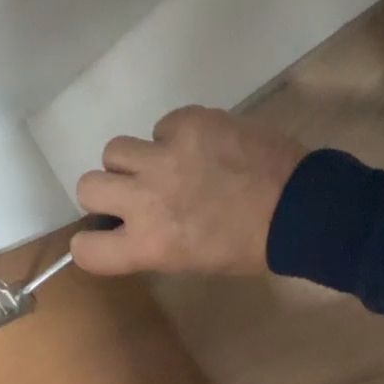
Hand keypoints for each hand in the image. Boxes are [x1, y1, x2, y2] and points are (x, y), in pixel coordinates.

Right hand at [70, 106, 309, 276]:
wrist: (298, 207)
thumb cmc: (246, 247)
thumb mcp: (190, 261)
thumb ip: (152, 242)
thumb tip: (131, 223)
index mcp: (148, 245)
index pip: (84, 248)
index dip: (91, 242)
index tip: (107, 234)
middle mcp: (145, 199)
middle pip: (86, 185)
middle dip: (108, 191)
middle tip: (136, 194)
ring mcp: (165, 155)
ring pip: (115, 149)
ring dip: (134, 160)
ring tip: (167, 166)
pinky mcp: (188, 122)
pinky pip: (160, 126)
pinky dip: (173, 137)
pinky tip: (201, 148)